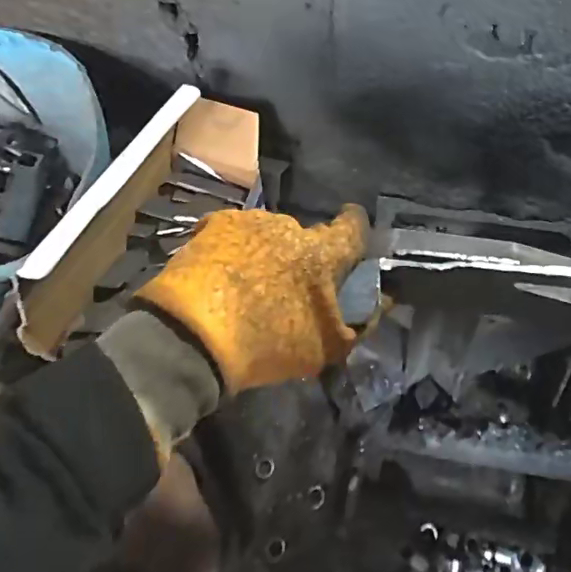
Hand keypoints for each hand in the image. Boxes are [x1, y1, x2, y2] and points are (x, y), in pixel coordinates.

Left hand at [136, 205, 367, 392]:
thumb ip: (362, 322)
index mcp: (325, 253)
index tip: (351, 240)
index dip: (356, 231)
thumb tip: (384, 301)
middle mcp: (293, 228)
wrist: (186, 342)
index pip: (354, 226)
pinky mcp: (215, 226)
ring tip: (250, 282)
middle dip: (305, 254)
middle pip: (308, 236)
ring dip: (269, 252)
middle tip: (292, 284)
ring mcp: (252, 223)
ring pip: (271, 234)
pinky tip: (223, 273)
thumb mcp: (328, 348)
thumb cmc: (268, 345)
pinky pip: (236, 233)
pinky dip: (235, 248)